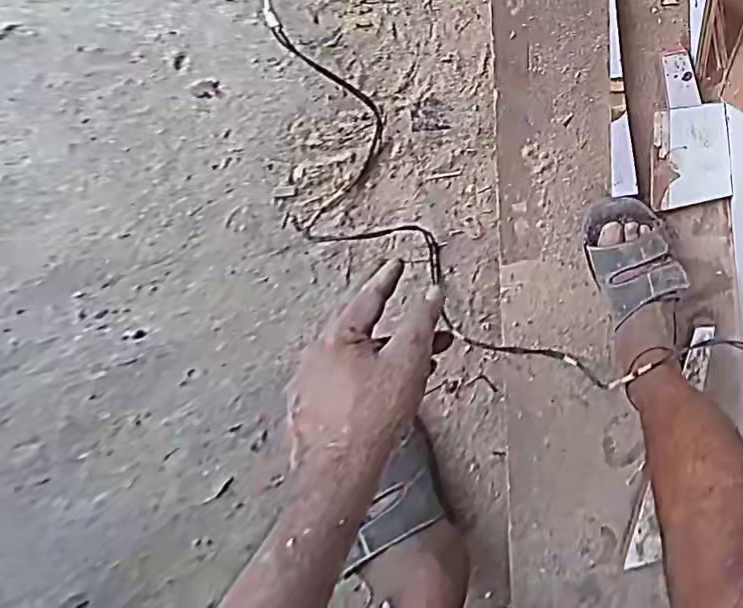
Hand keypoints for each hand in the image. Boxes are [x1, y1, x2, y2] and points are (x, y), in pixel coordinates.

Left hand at [287, 259, 443, 484]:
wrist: (339, 477)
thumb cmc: (373, 416)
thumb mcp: (409, 357)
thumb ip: (422, 320)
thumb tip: (432, 293)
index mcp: (335, 340)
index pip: (368, 299)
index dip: (388, 279)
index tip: (397, 265)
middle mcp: (315, 360)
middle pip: (365, 331)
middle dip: (402, 329)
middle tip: (427, 324)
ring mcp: (310, 390)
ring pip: (359, 359)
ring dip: (392, 355)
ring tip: (424, 363)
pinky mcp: (312, 415)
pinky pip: (349, 382)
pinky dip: (374, 376)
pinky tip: (395, 389)